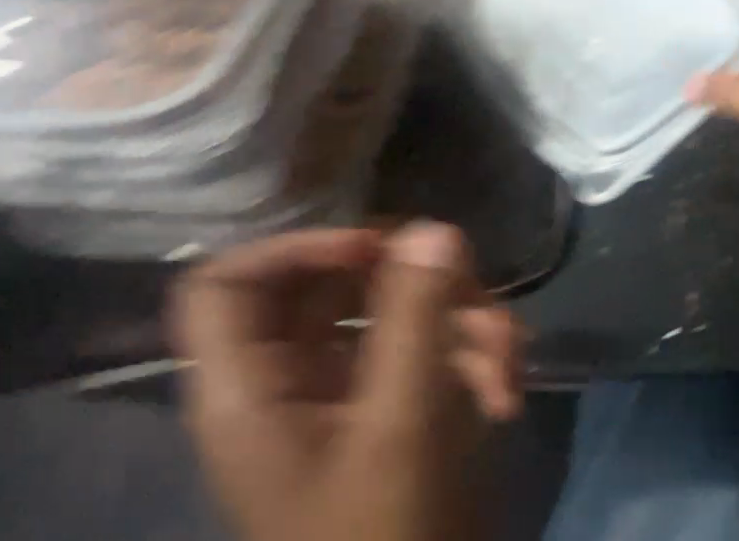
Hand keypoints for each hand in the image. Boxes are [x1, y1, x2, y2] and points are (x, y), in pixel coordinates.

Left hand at [171, 223, 522, 540]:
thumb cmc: (385, 525)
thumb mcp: (404, 419)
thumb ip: (416, 318)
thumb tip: (433, 228)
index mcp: (250, 389)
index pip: (231, 283)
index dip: (299, 248)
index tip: (381, 250)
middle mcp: (290, 380)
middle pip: (337, 286)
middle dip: (420, 284)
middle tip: (473, 291)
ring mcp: (347, 392)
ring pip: (401, 311)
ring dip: (466, 323)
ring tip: (507, 364)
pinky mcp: (396, 404)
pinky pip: (433, 346)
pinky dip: (476, 355)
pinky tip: (506, 389)